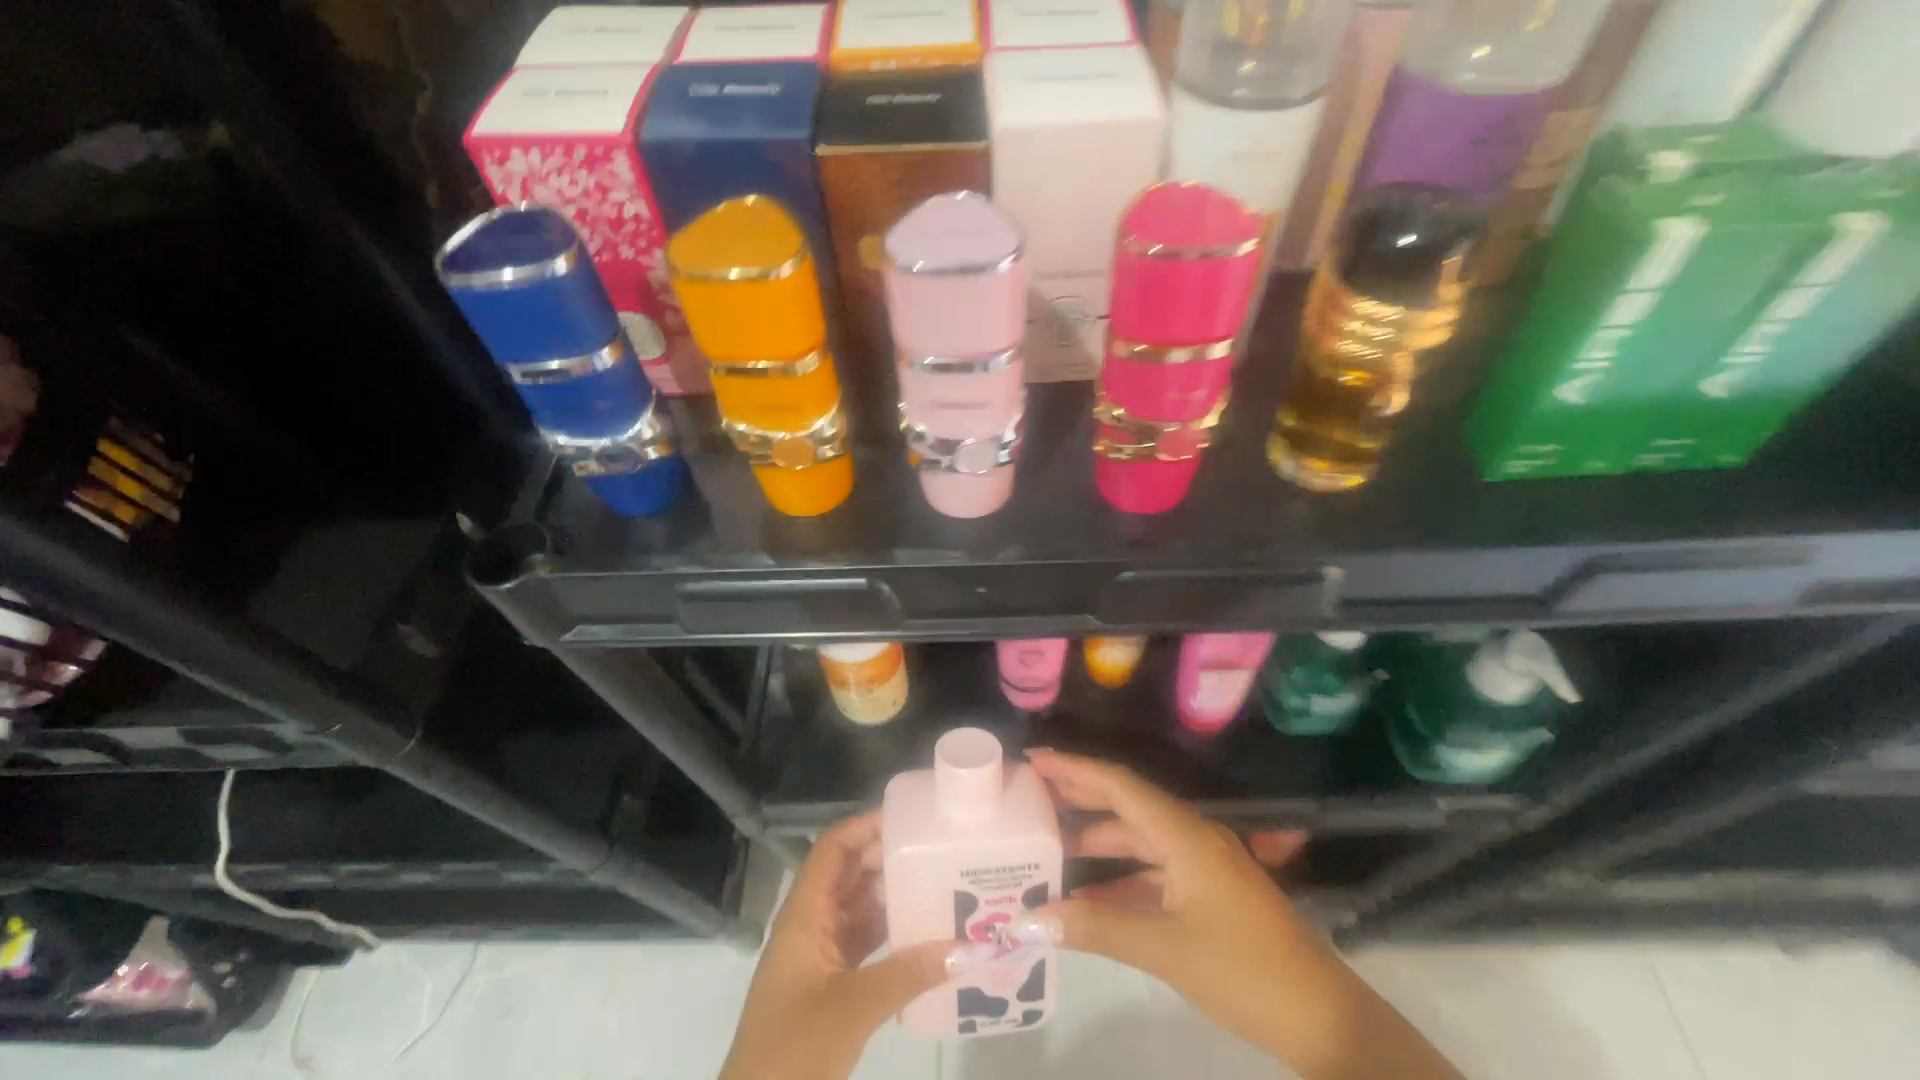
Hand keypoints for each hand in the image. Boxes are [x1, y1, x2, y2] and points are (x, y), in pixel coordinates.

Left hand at [721, 811, 988, 1079]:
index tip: (910, 818)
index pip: (831, 849)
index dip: (864, 826)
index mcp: (803, 915)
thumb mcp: (854, 1006)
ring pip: (858, 910)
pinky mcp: (829, 986)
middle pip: (848, 875)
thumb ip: (910, 973)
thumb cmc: (793, 1045)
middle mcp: (810, 926)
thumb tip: (969, 947)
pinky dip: (891, 935)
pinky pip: (864, 944)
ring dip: (893, 897)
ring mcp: (819, 957)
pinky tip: (926, 934)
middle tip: (938, 849)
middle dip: (888, 858)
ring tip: (942, 882)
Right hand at [1017, 750, 1462, 1079]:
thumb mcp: (1165, 948)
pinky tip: (1089, 898)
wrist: (1321, 1016)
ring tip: (1048, 847)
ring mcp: (1205, 868)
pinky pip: (1154, 874)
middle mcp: (1194, 839)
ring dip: (1097, 843)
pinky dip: (1120, 879)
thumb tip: (1029, 918)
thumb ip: (1096, 927)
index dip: (1074, 768)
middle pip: (1128, 806)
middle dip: (1079, 798)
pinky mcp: (1211, 896)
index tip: (1032, 759)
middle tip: (1028, 795)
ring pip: (1140, 842)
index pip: (1120, 785)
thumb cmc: (1244, 969)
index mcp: (1186, 835)